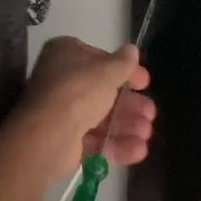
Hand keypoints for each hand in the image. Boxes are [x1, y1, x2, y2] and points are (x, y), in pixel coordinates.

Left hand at [21, 37, 156, 174]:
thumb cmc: (78, 90)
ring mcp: (62, 112)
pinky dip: (115, 144)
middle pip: (103, 91)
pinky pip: (94, 139)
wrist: (48, 134)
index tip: (145, 82)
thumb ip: (122, 62)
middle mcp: (62, 80)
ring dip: (126, 125)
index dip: (124, 71)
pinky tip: (138, 150)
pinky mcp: (65, 141)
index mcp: (66, 53)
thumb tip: (132, 50)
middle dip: (129, 104)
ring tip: (147, 133)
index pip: (100, 59)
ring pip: (100, 117)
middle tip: (151, 112)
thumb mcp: (107, 71)